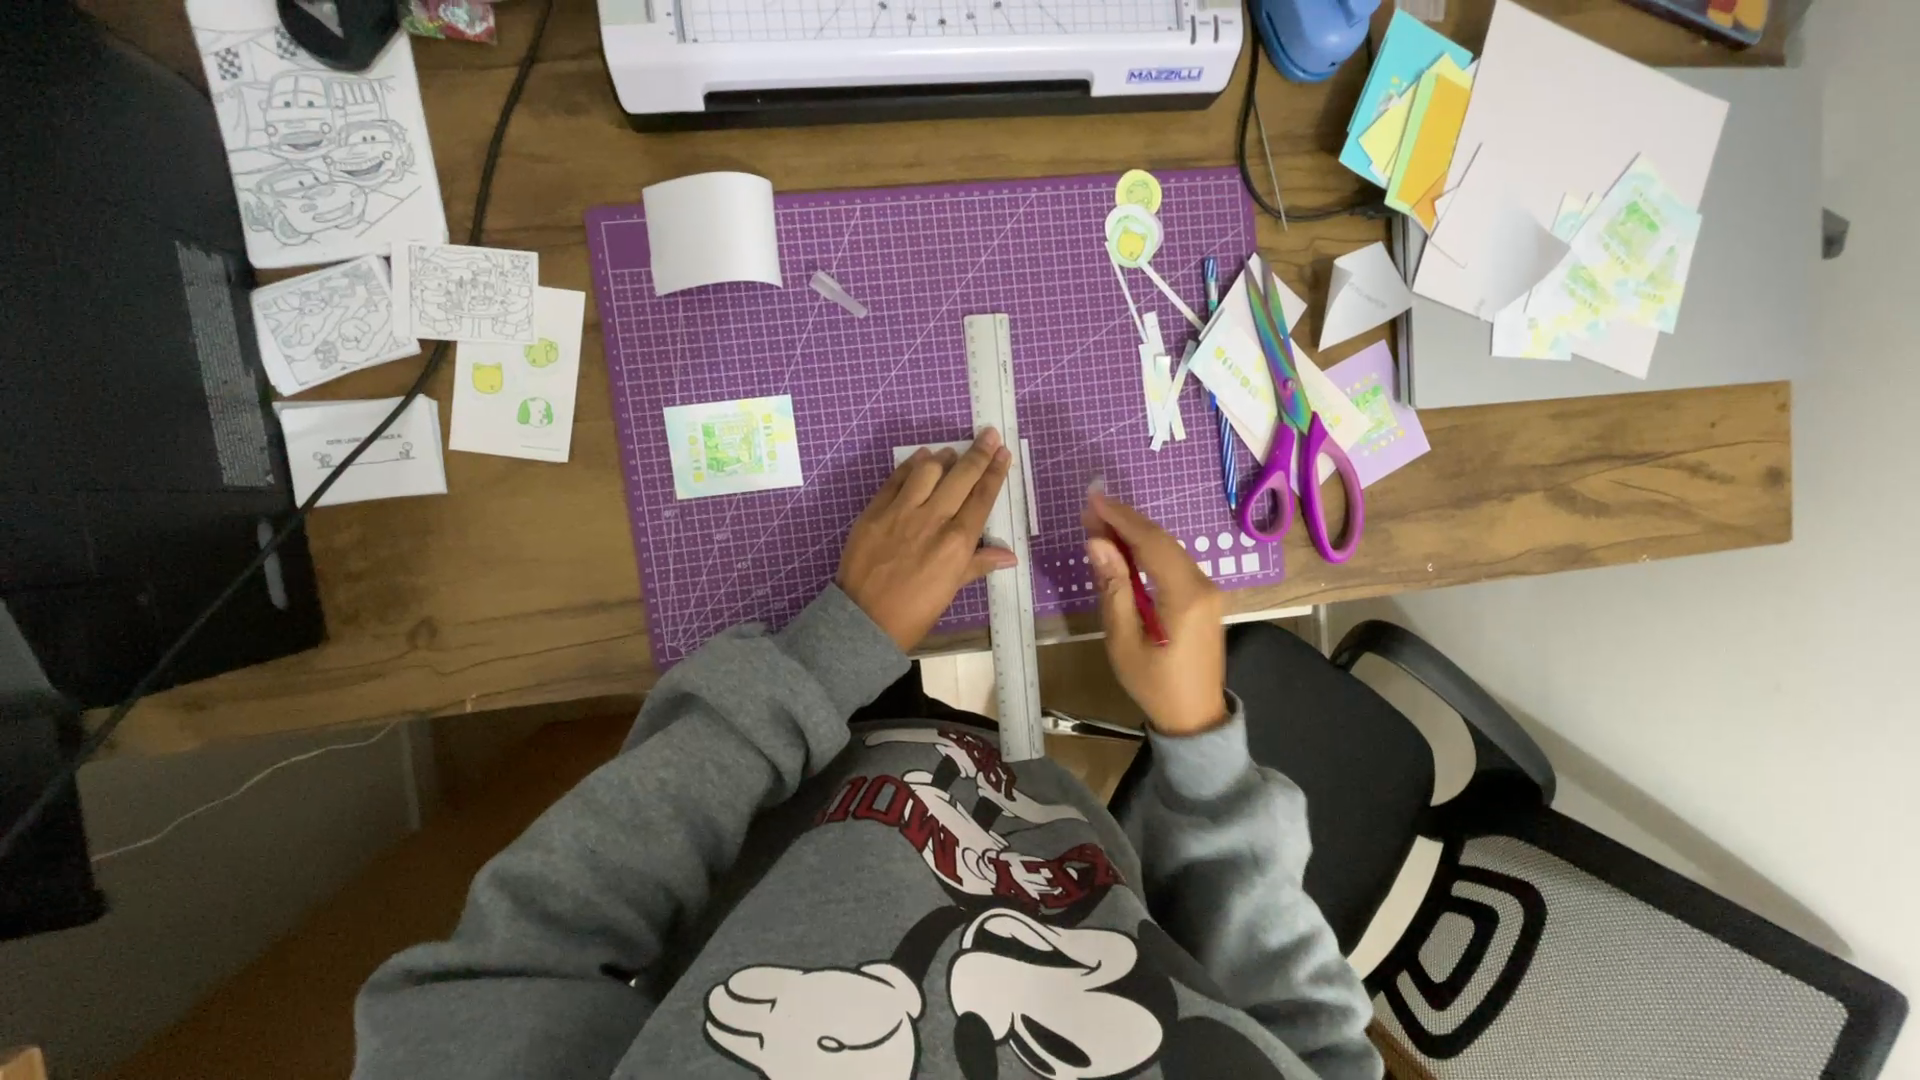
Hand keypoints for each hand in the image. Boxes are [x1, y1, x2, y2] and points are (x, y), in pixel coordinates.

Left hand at [837, 430, 1016, 650]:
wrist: (863, 621)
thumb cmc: (914, 612)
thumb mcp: (951, 591)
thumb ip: (977, 564)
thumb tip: (1009, 555)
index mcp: (956, 542)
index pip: (982, 498)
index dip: (995, 472)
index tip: (1003, 452)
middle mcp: (932, 520)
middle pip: (961, 476)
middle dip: (978, 453)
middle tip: (988, 434)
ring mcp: (901, 512)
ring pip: (928, 470)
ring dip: (944, 458)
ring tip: (951, 453)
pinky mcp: (874, 511)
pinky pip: (896, 479)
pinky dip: (911, 465)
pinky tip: (921, 459)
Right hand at [1083, 492, 1228, 735]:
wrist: (1194, 717)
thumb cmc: (1155, 685)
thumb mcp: (1124, 640)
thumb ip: (1113, 588)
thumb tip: (1098, 543)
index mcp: (1185, 595)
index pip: (1151, 542)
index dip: (1121, 518)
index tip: (1093, 499)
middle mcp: (1203, 585)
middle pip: (1162, 540)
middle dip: (1125, 522)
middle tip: (1091, 509)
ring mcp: (1207, 590)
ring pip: (1169, 549)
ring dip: (1135, 534)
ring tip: (1100, 524)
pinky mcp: (1203, 598)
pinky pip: (1174, 564)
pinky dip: (1148, 551)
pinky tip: (1125, 549)